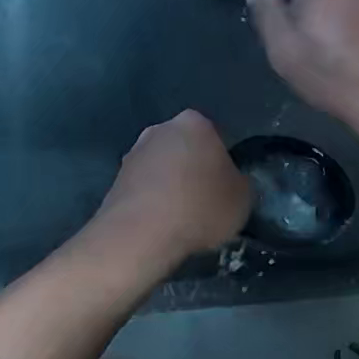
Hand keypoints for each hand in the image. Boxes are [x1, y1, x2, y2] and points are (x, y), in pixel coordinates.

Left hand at [95, 110, 250, 257]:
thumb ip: (240, 182)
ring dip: (172, 185)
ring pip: (163, 168)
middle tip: (206, 200)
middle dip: (194, 169)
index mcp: (195, 123)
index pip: (217, 137)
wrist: (140, 235)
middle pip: (186, 149)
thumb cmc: (200, 207)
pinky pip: (144, 188)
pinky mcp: (114, 181)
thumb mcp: (244, 198)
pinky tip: (162, 224)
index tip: (226, 186)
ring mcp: (133, 153)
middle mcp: (160, 129)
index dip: (224, 162)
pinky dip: (153, 201)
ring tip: (182, 217)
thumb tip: (231, 182)